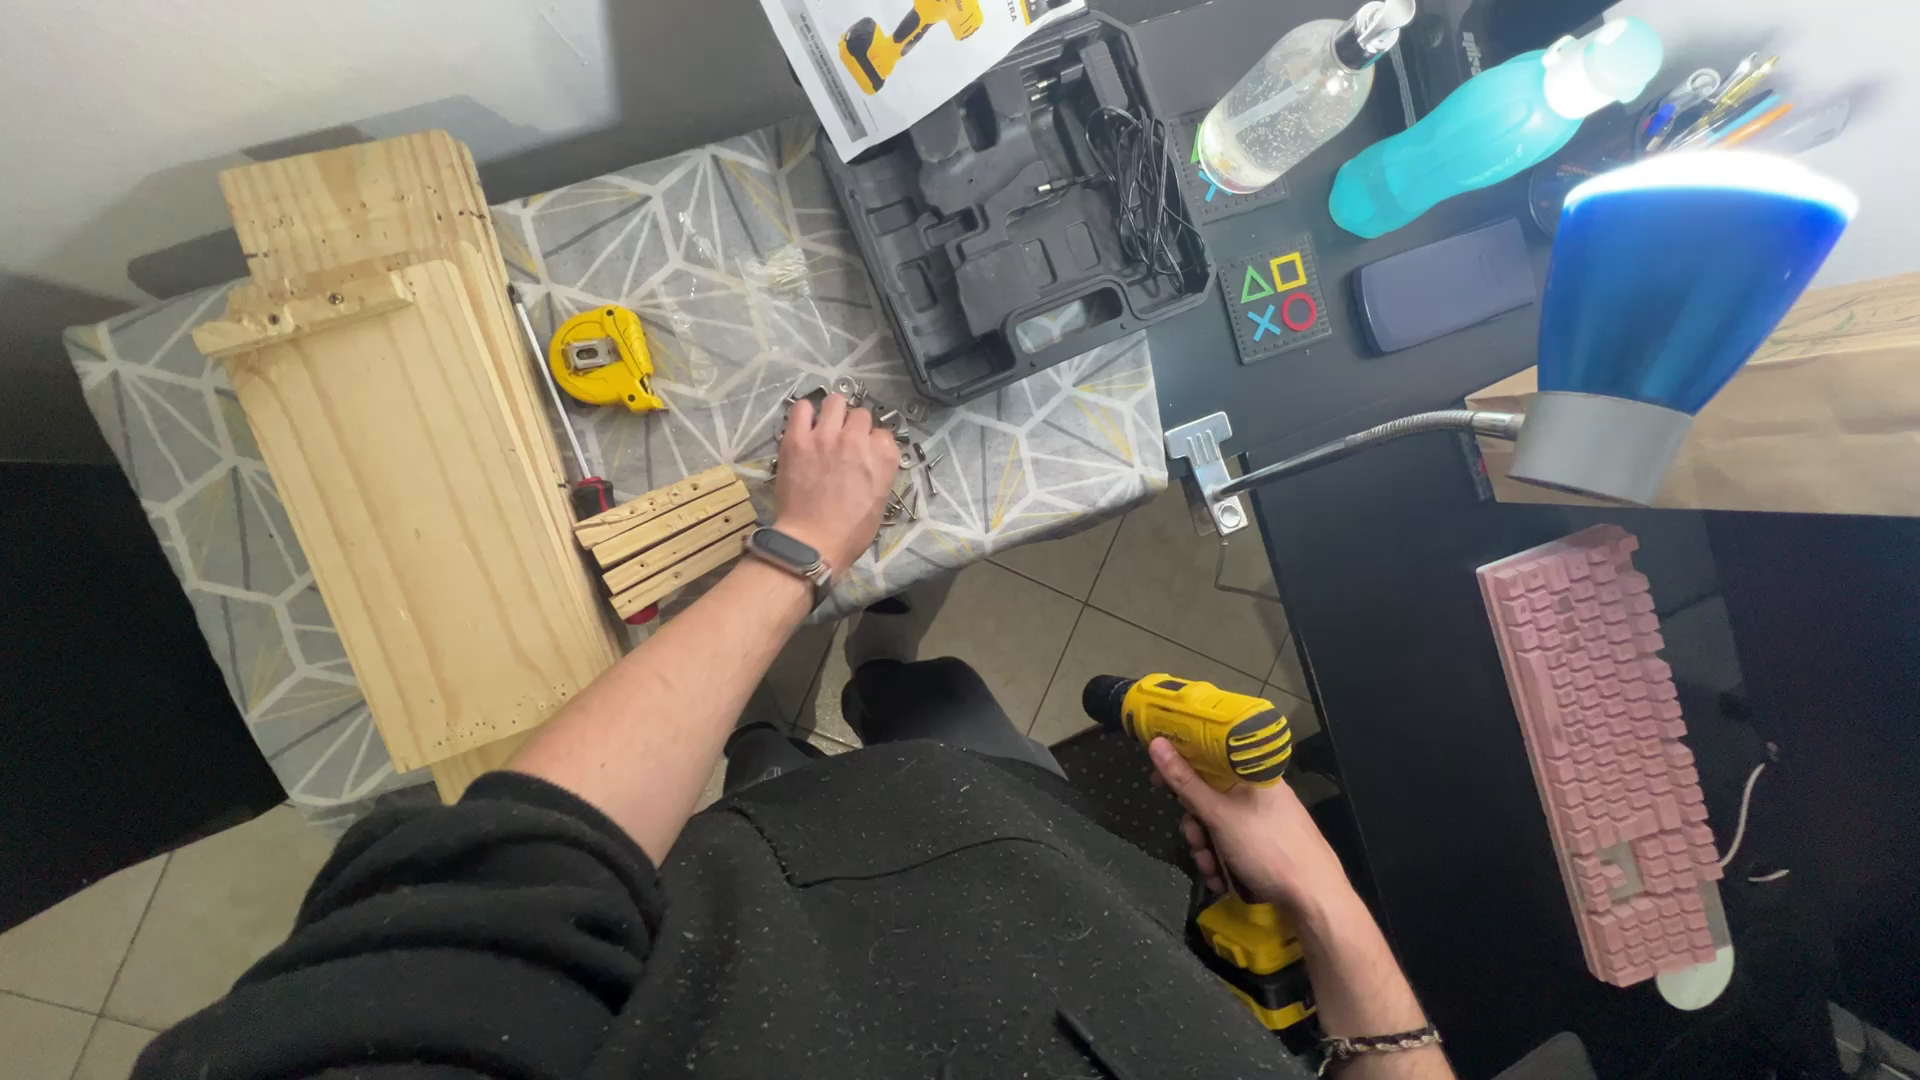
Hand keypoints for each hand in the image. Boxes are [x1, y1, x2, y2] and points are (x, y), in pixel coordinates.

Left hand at [773, 393, 898, 578]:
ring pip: (835, 402)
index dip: (872, 443)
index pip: (883, 433)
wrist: (813, 541)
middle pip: (861, 414)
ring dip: (833, 413)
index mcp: (883, 457)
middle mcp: (857, 439)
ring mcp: (826, 436)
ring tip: (826, 427)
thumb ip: (880, 469)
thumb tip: (869, 457)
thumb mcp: (881, 499)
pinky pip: (802, 408)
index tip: (864, 453)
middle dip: (854, 426)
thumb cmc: (852, 531)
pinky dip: (805, 414)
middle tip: (844, 442)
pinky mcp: (797, 439)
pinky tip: (805, 426)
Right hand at [1149, 737, 1358, 931]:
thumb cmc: (1268, 848)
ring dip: (1205, 846)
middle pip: (1209, 794)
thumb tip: (1156, 743)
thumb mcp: (1219, 815)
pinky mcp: (1266, 844)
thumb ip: (1185, 782)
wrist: (1317, 902)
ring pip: (1217, 822)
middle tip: (1193, 839)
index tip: (1158, 782)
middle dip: (1194, 822)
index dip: (1181, 766)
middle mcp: (1258, 792)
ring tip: (1210, 869)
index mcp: (1252, 773)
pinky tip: (1220, 879)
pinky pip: (1231, 842)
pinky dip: (1220, 859)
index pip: (1209, 756)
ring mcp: (1263, 819)